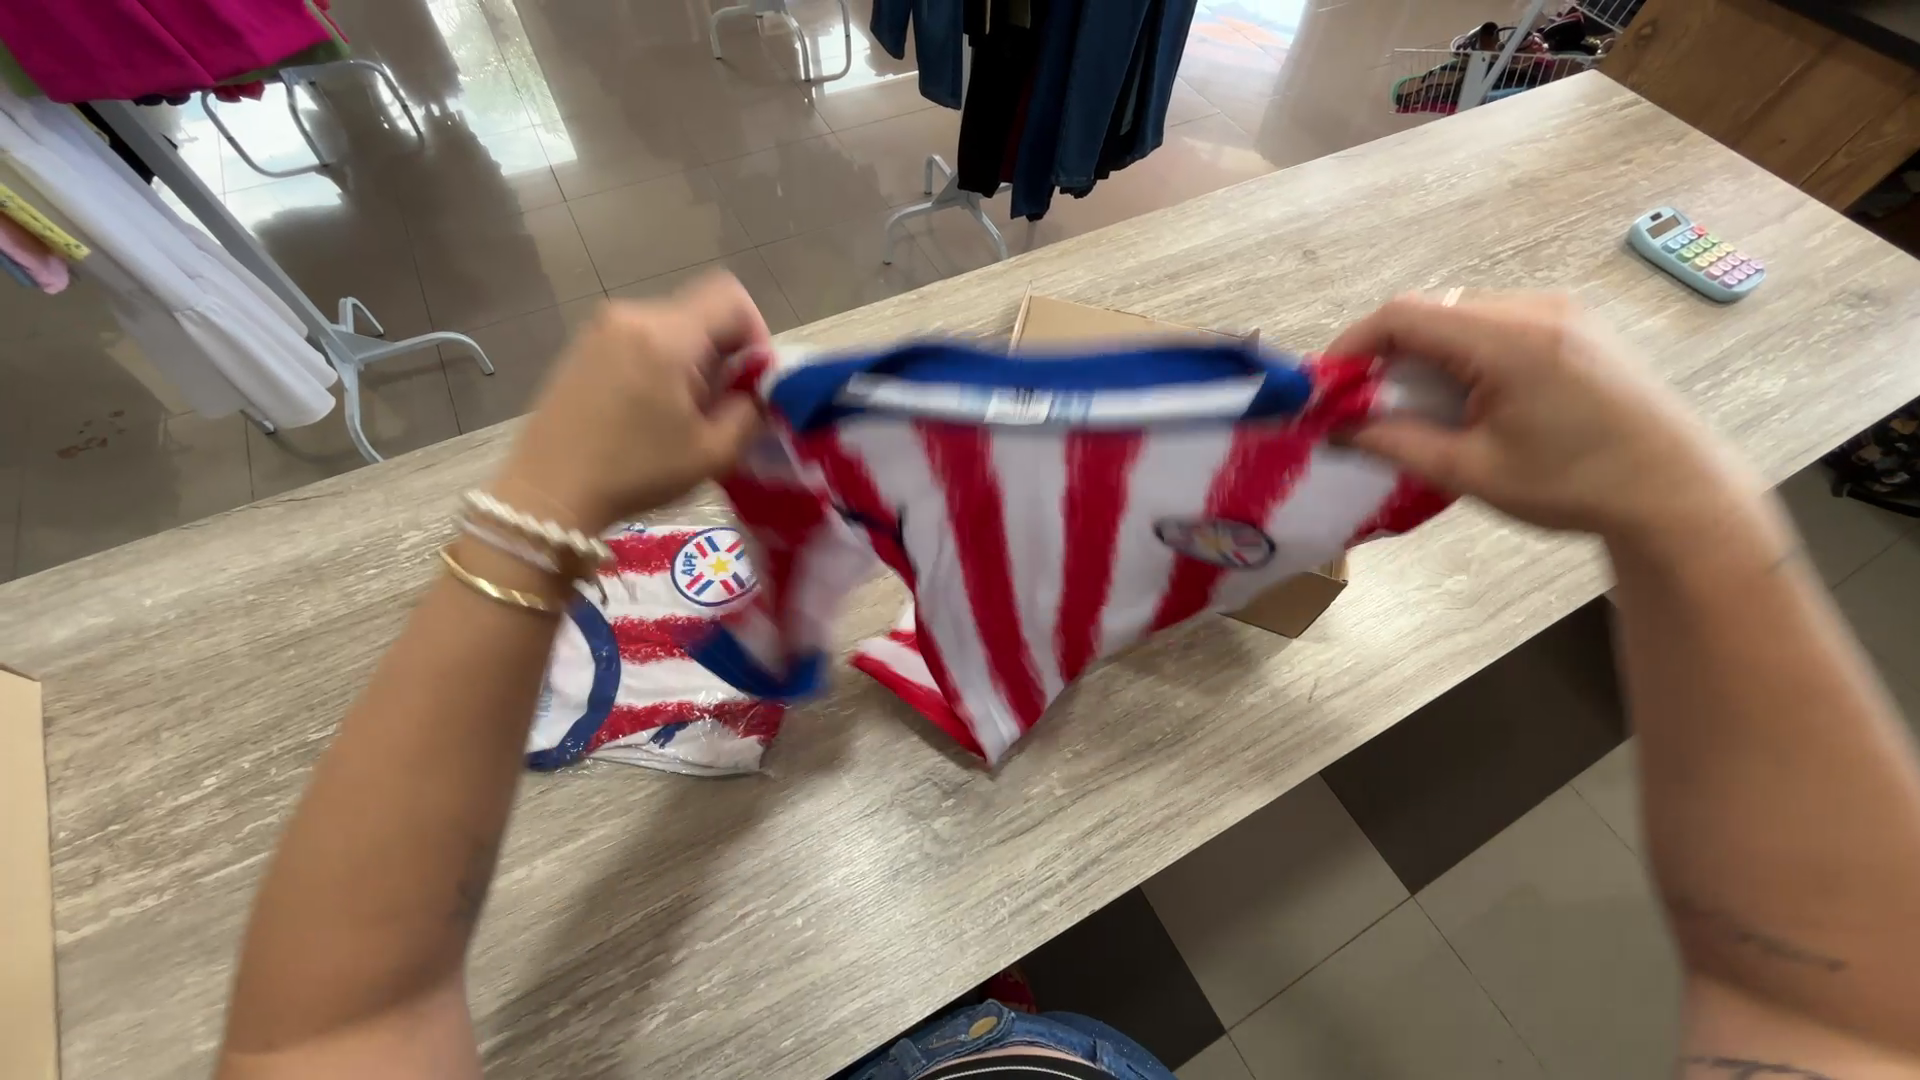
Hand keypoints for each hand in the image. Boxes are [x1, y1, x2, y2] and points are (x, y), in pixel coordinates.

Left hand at [490, 273, 768, 531]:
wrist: (549, 491)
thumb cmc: (636, 472)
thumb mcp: (714, 452)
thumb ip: (750, 411)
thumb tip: (757, 392)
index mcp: (666, 335)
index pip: (731, 298)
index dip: (757, 333)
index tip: (754, 380)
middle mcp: (632, 315)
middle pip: (701, 313)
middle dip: (725, 354)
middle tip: (724, 406)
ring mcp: (601, 328)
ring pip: (673, 327)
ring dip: (694, 361)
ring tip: (687, 413)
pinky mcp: (583, 346)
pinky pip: (642, 340)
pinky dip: (662, 365)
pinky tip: (653, 411)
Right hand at [1330, 292, 1761, 544]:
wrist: (1678, 494)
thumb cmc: (1572, 486)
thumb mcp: (1468, 470)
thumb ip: (1393, 442)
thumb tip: (1336, 428)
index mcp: (1511, 340)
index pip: (1404, 314)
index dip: (1352, 344)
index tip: (1325, 385)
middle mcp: (1536, 309)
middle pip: (1429, 310)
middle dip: (1383, 353)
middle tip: (1360, 402)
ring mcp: (1560, 312)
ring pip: (1458, 316)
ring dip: (1419, 354)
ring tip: (1407, 404)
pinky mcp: (1573, 326)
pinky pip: (1490, 324)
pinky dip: (1454, 354)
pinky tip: (1457, 395)